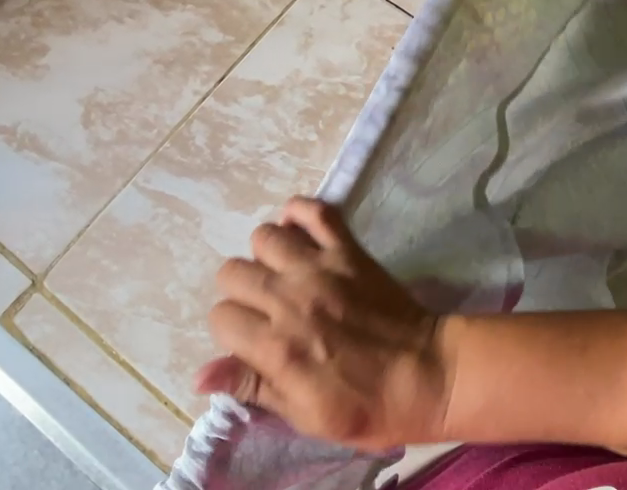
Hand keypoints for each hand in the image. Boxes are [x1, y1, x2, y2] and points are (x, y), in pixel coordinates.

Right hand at [198, 198, 452, 449]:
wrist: (425, 375)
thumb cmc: (364, 406)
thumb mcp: (304, 416)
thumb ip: (254, 387)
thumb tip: (200, 374)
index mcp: (276, 346)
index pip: (221, 317)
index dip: (231, 330)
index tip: (250, 339)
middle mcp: (290, 299)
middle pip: (233, 272)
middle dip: (240, 290)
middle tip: (264, 307)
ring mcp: (321, 267)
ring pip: (264, 236)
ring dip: (266, 254)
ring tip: (283, 272)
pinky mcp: (348, 249)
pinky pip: (314, 210)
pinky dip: (300, 212)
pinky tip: (299, 231)